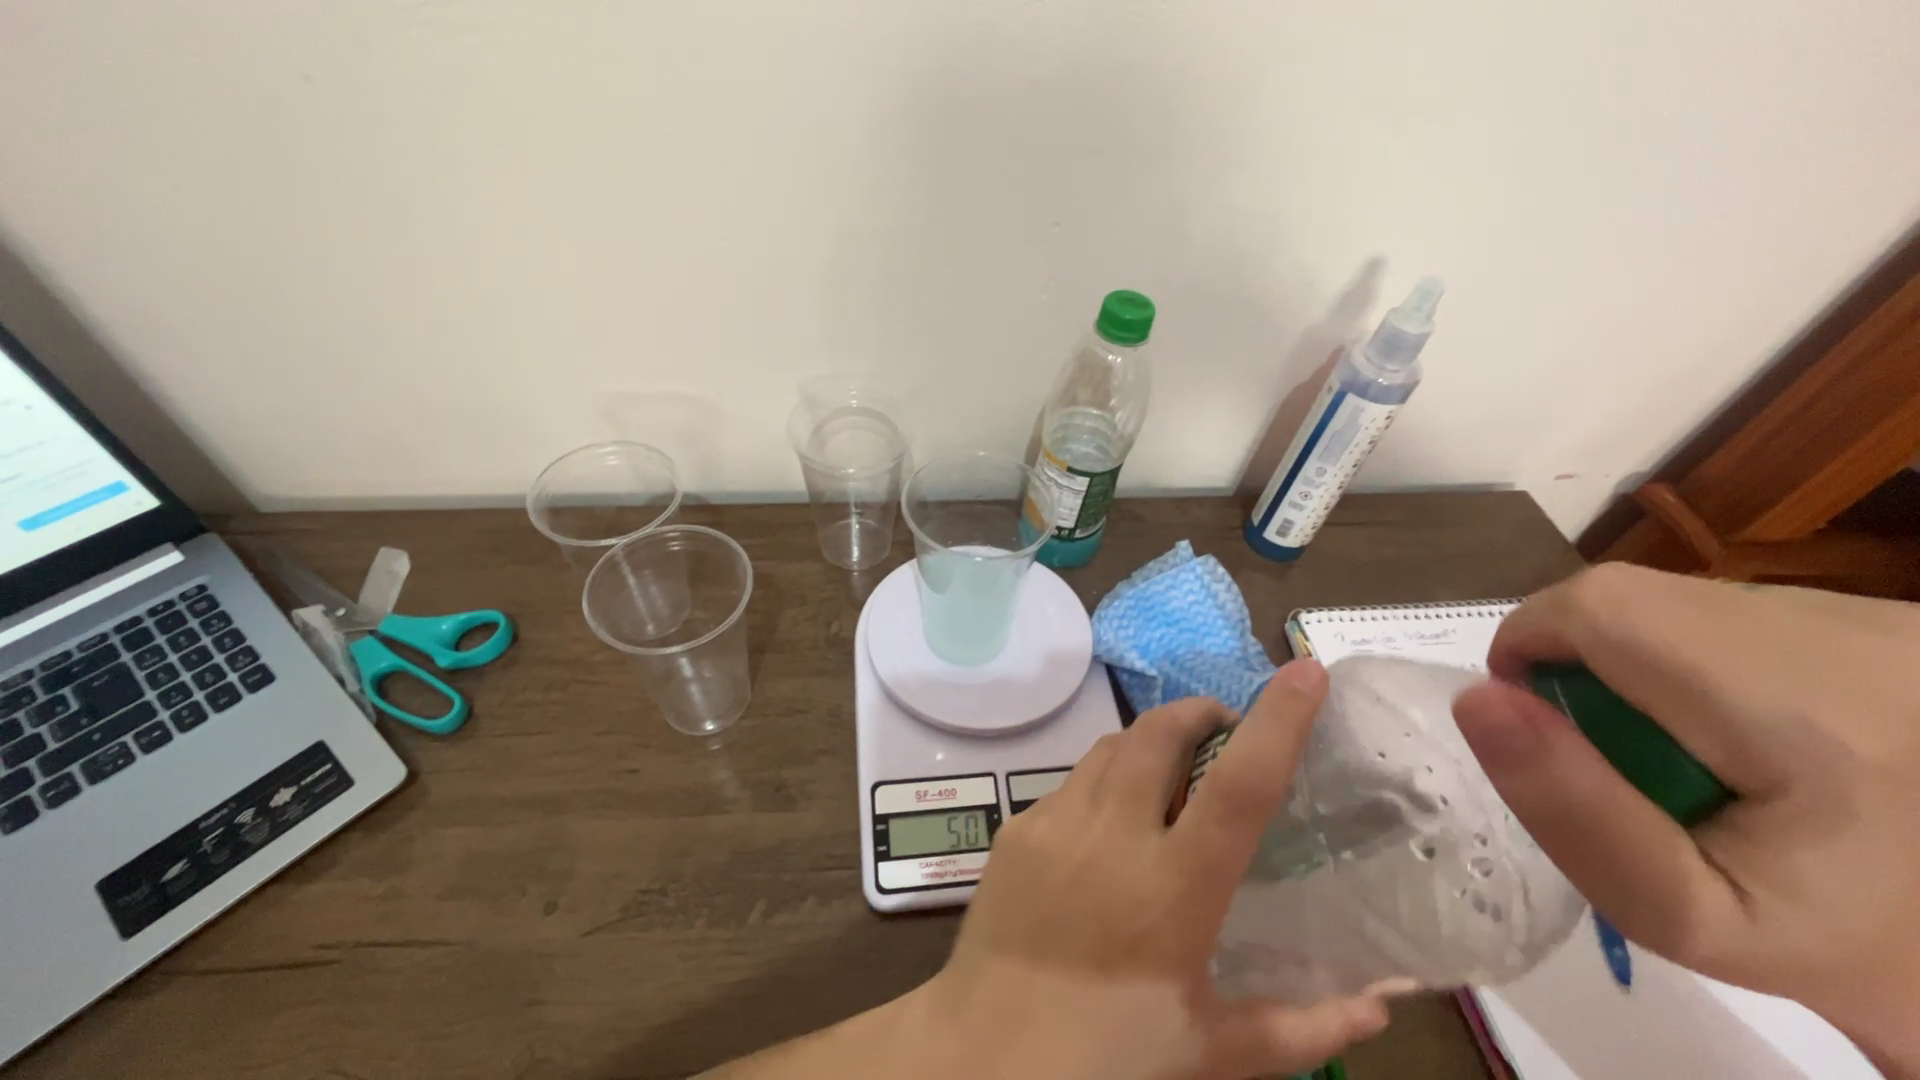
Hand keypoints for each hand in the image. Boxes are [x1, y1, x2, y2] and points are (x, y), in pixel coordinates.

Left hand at [917, 660, 1394, 1079]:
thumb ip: (1303, 1027)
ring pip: (1111, 747)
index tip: (1306, 671)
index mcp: (1175, 887)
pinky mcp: (1015, 830)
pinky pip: (1070, 783)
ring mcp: (1055, 824)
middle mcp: (1113, 837)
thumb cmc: (1109, 1056)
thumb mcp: (1214, 1051)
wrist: (987, 1056)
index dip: (1278, 722)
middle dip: (1199, 712)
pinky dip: (1102, 784)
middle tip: (1223, 729)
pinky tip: (1107, 829)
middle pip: (1160, 733)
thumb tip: (1381, 1008)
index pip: (1239, 785)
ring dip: (1149, 744)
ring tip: (1168, 774)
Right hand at [1452, 564, 1919, 1072]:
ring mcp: (1891, 619)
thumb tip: (1479, 698)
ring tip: (1684, 745)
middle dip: (1580, 657)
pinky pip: (1736, 607)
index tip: (1533, 718)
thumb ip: (1574, 811)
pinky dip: (1698, 657)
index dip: (1530, 643)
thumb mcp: (1683, 914)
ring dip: (1639, 657)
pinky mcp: (1896, 618)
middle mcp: (1863, 636)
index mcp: (1813, 716)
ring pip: (1681, 597)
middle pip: (1635, 595)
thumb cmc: (1835, 944)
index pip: (1601, 607)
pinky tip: (1745, 727)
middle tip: (1609, 748)